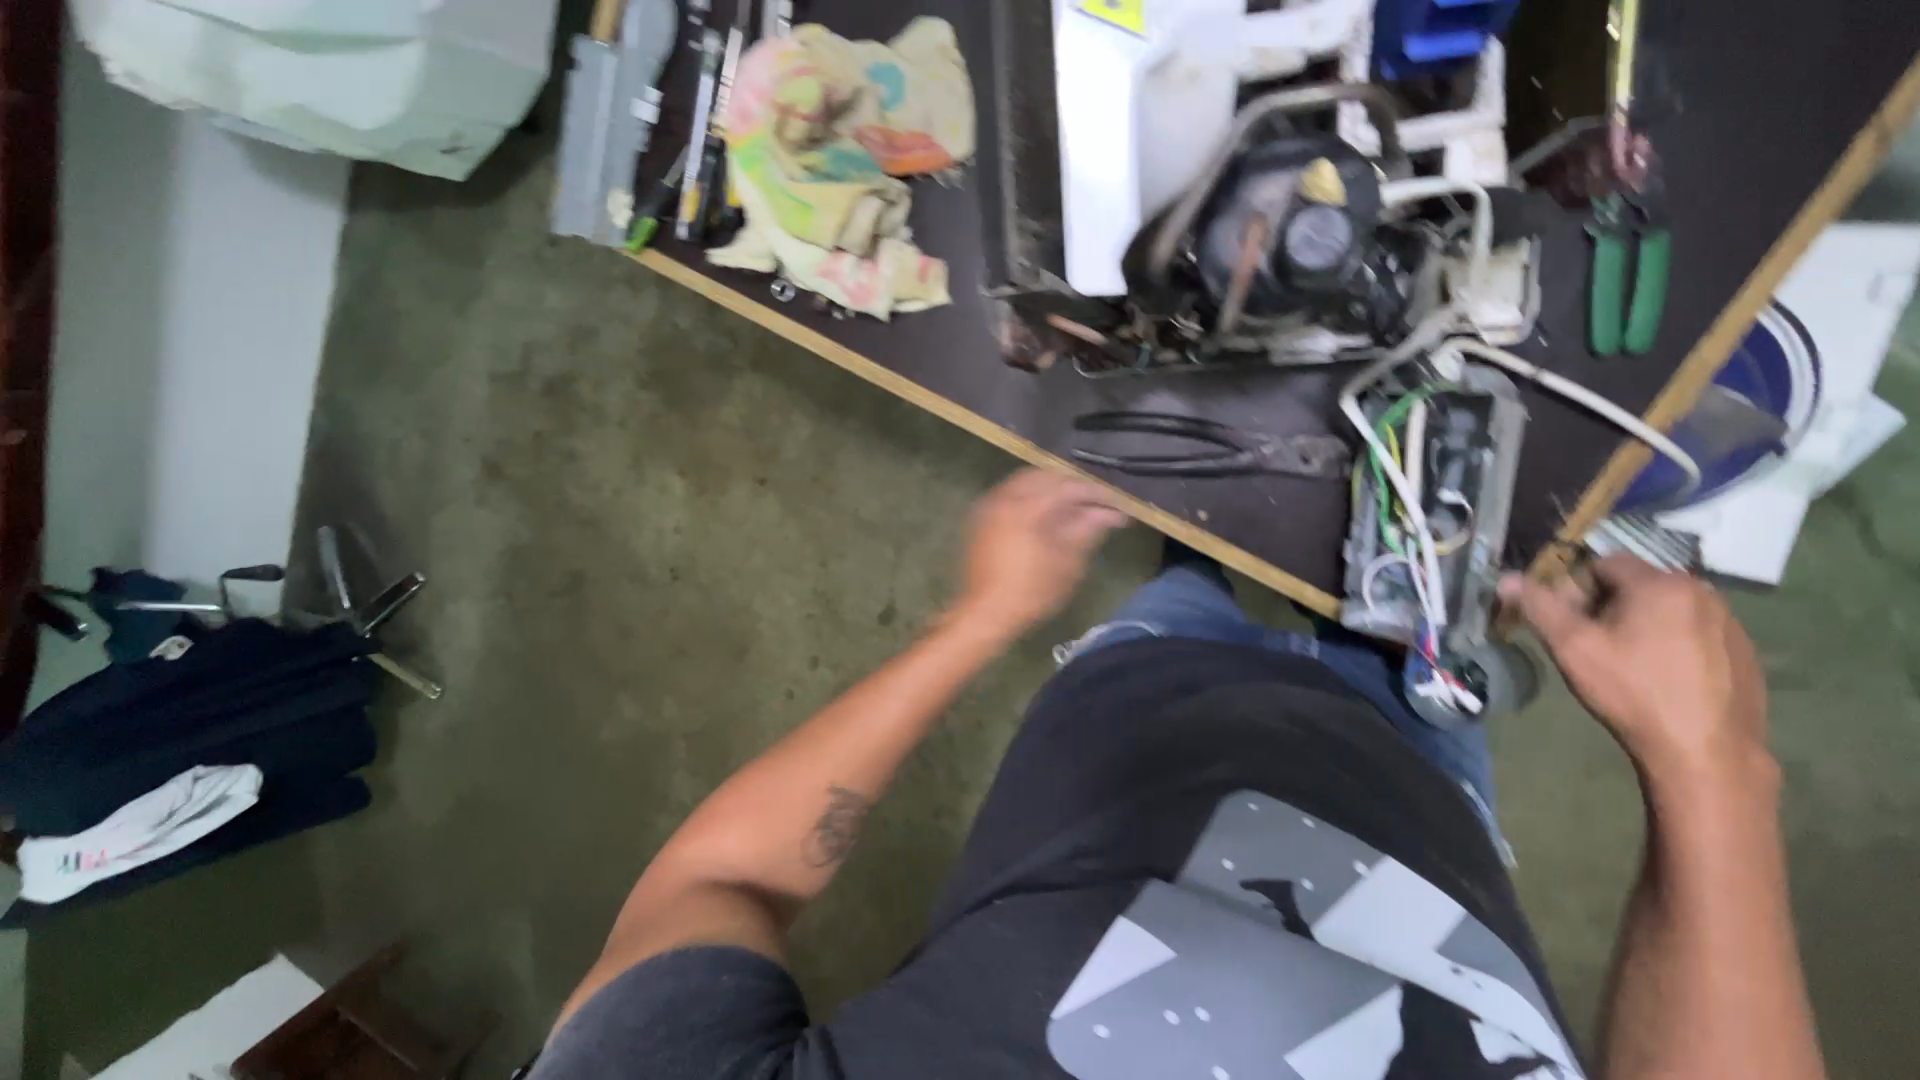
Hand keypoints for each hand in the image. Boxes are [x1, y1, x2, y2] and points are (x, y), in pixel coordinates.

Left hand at [951, 469, 1129, 638]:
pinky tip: (1048, 513)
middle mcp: (1005, 496)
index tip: (1118, 503)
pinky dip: (1033, 495)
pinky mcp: (982, 516)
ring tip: (1076, 507)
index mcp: (1026, 507)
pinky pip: (1012, 492)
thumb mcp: (1067, 564)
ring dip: (1053, 488)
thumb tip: (1111, 513)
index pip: (1069, 487)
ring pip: (1027, 481)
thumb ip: (1088, 529)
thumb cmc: (1031, 593)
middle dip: (1074, 487)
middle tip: (1097, 503)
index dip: (1097, 493)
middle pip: (1047, 476)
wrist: (985, 614)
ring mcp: (990, 504)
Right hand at [1500, 557, 1769, 779]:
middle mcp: (1703, 591)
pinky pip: (1696, 632)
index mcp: (1661, 584)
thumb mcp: (1572, 647)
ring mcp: (1730, 622)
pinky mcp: (1744, 651)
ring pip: (1668, 608)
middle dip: (1609, 606)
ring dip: (1643, 624)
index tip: (1572, 625)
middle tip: (1595, 646)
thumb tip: (1506, 579)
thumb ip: (1538, 607)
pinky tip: (1664, 678)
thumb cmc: (1632, 691)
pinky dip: (1674, 644)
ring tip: (1630, 664)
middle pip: (1638, 584)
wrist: (1706, 751)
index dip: (1578, 590)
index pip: (1604, 563)